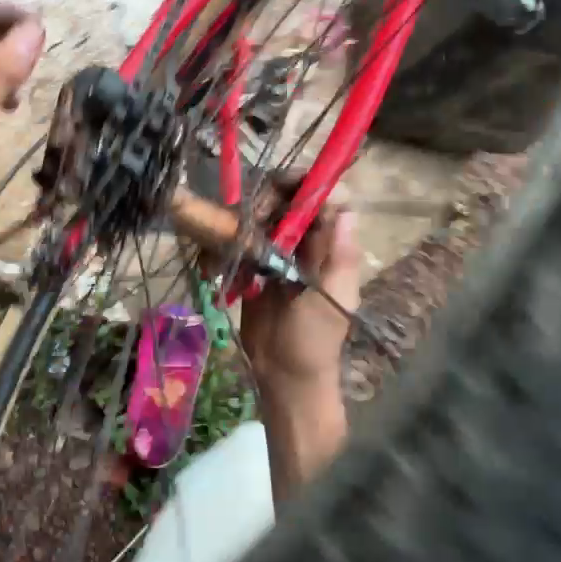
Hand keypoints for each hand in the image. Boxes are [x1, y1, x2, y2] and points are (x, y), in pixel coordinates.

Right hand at [238, 209, 361, 494]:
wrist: (284, 377)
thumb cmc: (313, 342)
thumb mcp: (331, 301)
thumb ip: (338, 258)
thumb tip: (346, 210)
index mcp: (330, 247)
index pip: (320, 198)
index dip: (299, 184)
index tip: (273, 190)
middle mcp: (304, 244)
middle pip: (282, 202)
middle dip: (260, 207)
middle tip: (245, 228)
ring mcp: (276, 255)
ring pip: (255, 220)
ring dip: (237, 229)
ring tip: (225, 254)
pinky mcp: (252, 269)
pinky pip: (237, 244)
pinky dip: (224, 250)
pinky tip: (214, 269)